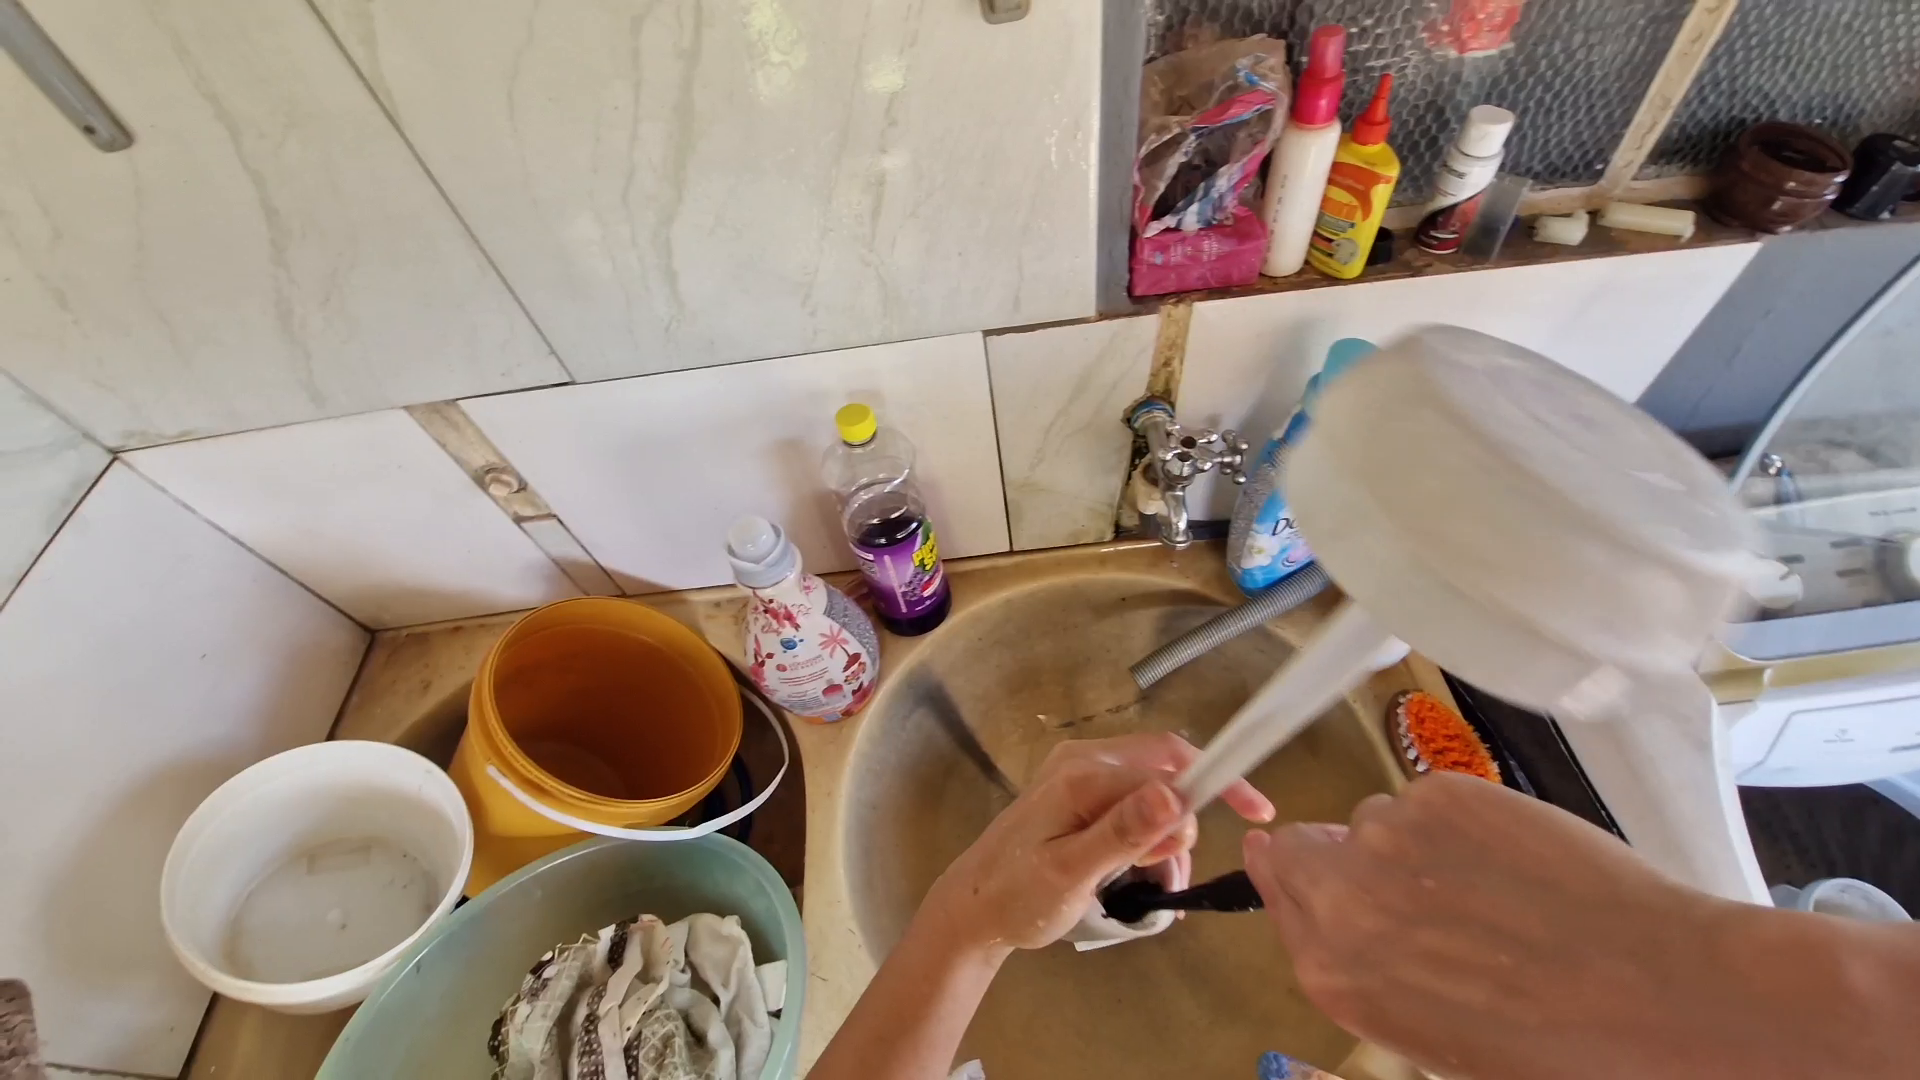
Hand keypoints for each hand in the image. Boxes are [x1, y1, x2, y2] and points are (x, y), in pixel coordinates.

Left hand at [920, 733, 1274, 953]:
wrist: (972, 908)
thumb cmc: (1017, 895)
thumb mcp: (1070, 871)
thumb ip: (1122, 833)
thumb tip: (1173, 796)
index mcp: (1083, 773)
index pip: (1166, 762)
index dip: (1216, 781)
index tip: (1257, 812)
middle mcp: (1084, 761)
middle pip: (1162, 769)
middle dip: (1185, 819)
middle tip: (1177, 874)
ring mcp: (1080, 777)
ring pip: (1151, 792)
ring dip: (1166, 837)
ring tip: (1157, 888)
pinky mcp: (1080, 796)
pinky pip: (1132, 806)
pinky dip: (1148, 838)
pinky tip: (1145, 877)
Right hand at [1241, 773, 1793, 1079]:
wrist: (1678, 1008)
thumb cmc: (1558, 1052)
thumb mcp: (1431, 1032)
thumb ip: (1358, 962)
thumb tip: (1318, 894)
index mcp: (1332, 970)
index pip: (1274, 884)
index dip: (1295, 877)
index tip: (1308, 867)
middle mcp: (1340, 895)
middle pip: (1304, 844)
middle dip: (1342, 859)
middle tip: (1414, 886)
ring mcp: (1386, 834)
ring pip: (1376, 820)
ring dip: (1412, 845)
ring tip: (1493, 891)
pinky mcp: (1440, 793)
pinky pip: (1428, 800)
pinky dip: (1462, 824)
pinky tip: (1519, 864)